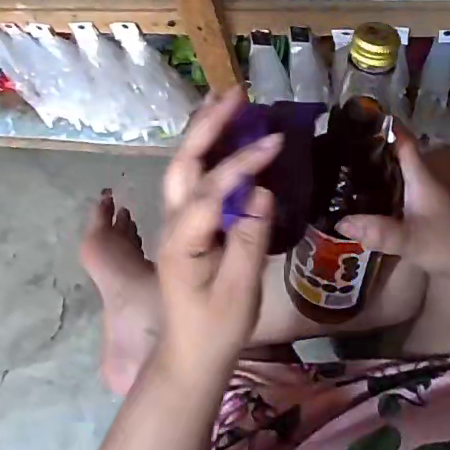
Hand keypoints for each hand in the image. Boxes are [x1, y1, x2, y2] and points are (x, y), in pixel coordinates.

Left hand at [151, 87, 281, 384]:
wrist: (190, 355)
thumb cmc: (217, 328)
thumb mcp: (240, 292)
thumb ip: (250, 240)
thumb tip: (261, 192)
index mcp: (183, 241)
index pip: (212, 190)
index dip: (242, 163)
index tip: (275, 142)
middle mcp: (173, 222)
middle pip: (185, 163)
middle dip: (208, 125)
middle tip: (236, 94)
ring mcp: (176, 219)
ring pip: (184, 164)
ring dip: (202, 129)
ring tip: (224, 98)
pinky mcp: (187, 221)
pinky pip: (193, 175)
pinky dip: (206, 147)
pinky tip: (221, 132)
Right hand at [338, 129, 449, 279]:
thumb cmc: (449, 245)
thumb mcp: (411, 240)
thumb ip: (379, 232)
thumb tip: (340, 222)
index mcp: (420, 177)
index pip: (404, 141)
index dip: (386, 126)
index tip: (360, 116)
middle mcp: (420, 181)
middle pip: (395, 155)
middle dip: (371, 147)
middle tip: (340, 144)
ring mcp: (420, 197)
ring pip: (393, 174)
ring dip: (373, 169)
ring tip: (342, 167)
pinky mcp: (419, 213)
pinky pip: (393, 193)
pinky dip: (377, 190)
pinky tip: (360, 198)